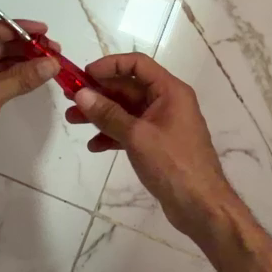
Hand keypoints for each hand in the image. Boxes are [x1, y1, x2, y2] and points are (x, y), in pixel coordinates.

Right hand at [67, 53, 243, 241]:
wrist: (202, 207)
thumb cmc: (173, 164)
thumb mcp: (137, 136)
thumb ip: (108, 114)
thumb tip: (81, 94)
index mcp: (170, 91)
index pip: (138, 64)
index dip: (110, 65)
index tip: (84, 74)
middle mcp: (167, 102)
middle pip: (128, 88)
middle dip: (98, 93)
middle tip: (69, 98)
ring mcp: (162, 124)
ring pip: (126, 110)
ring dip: (100, 114)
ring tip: (73, 120)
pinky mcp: (157, 144)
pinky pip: (130, 131)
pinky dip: (112, 135)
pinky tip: (94, 146)